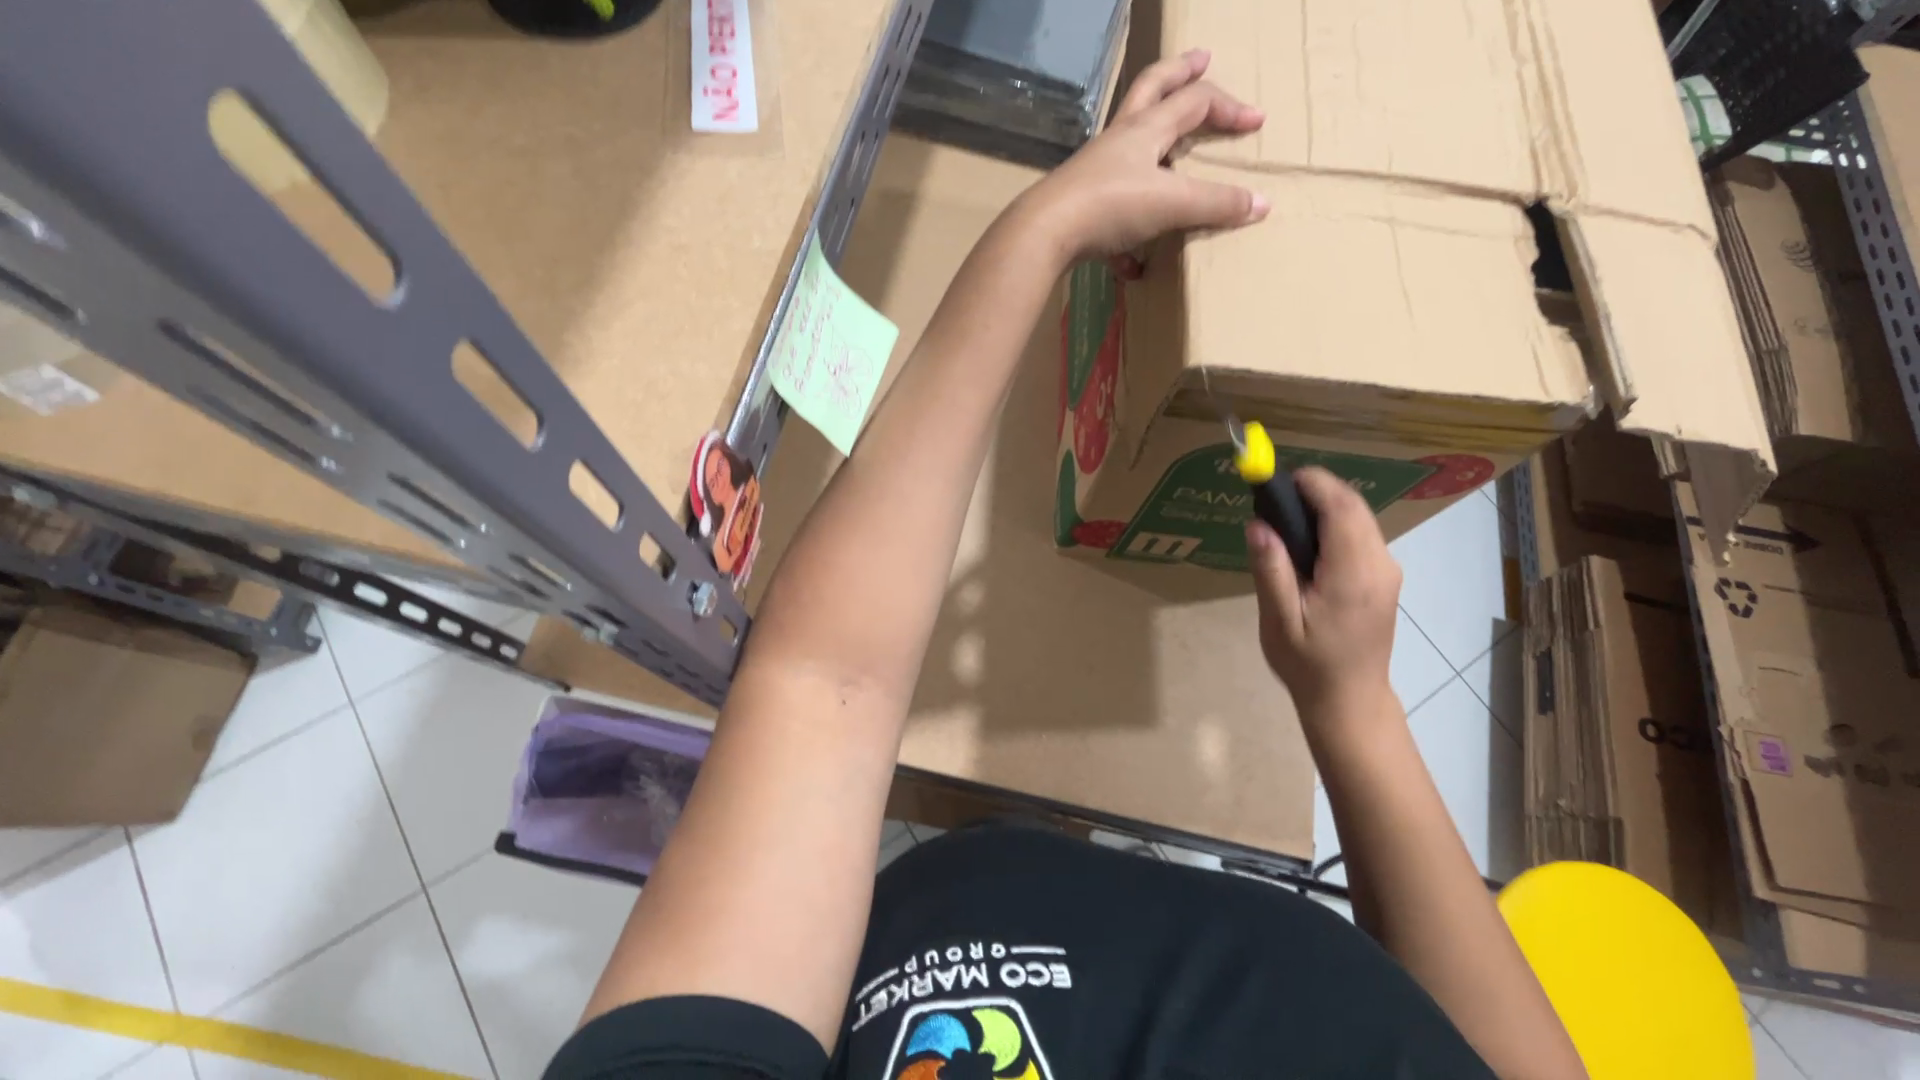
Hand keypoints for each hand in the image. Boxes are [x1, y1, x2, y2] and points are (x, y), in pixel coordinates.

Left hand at [1022, 48, 1268, 261]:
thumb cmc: (1110, 206)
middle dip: (1179, 73)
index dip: (1229, 107)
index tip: (1256, 121)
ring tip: (1171, 153)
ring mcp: (1095, 171)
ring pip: (1128, 149)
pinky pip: (1110, 215)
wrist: (1044, 235)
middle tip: (1201, 59)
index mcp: (1145, 129)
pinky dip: (1125, 240)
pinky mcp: (1079, 207)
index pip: (1195, 101)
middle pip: (1151, 91)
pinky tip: (1133, 267)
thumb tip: (1261, 203)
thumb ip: (1217, 204)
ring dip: (1153, 147)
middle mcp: (1119, 141)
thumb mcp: (1172, 203)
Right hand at [1246, 468, 1402, 720]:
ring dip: (1326, 507)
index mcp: (1353, 574)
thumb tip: (1258, 524)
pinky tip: (1308, 544)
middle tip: (1274, 498)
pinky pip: (1362, 535)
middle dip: (1316, 490)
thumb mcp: (1279, 621)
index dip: (1311, 484)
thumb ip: (1271, 570)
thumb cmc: (1308, 665)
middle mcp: (1379, 564)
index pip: (1340, 507)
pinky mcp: (1385, 577)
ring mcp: (1387, 570)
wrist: (1350, 700)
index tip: (1276, 479)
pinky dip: (1335, 525)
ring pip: (1360, 517)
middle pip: (1353, 506)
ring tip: (1285, 520)